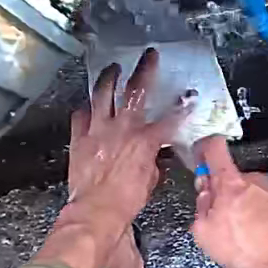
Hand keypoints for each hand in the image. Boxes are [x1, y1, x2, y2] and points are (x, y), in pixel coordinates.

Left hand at [39, 50, 190, 267]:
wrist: (96, 210)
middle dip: (145, 70)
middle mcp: (122, 128)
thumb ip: (152, 161)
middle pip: (135, 90)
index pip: (170, 118)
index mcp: (145, 140)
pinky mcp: (79, 138)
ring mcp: (98, 130)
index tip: (187, 97)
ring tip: (113, 68)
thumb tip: (152, 157)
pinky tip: (87, 106)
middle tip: (148, 56)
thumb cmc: (125, 201)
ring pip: (103, 94)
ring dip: (109, 78)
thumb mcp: (150, 181)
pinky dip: (84, 109)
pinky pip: (80, 116)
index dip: (181, 107)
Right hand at [190, 137, 267, 267]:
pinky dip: (262, 219)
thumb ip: (201, 208)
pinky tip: (259, 239)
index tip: (201, 158)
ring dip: (245, 209)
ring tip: (243, 236)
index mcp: (231, 183)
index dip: (204, 150)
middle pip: (233, 179)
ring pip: (252, 194)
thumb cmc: (250, 248)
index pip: (215, 148)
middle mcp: (255, 181)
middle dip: (225, 195)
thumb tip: (203, 200)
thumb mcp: (205, 233)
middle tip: (221, 218)